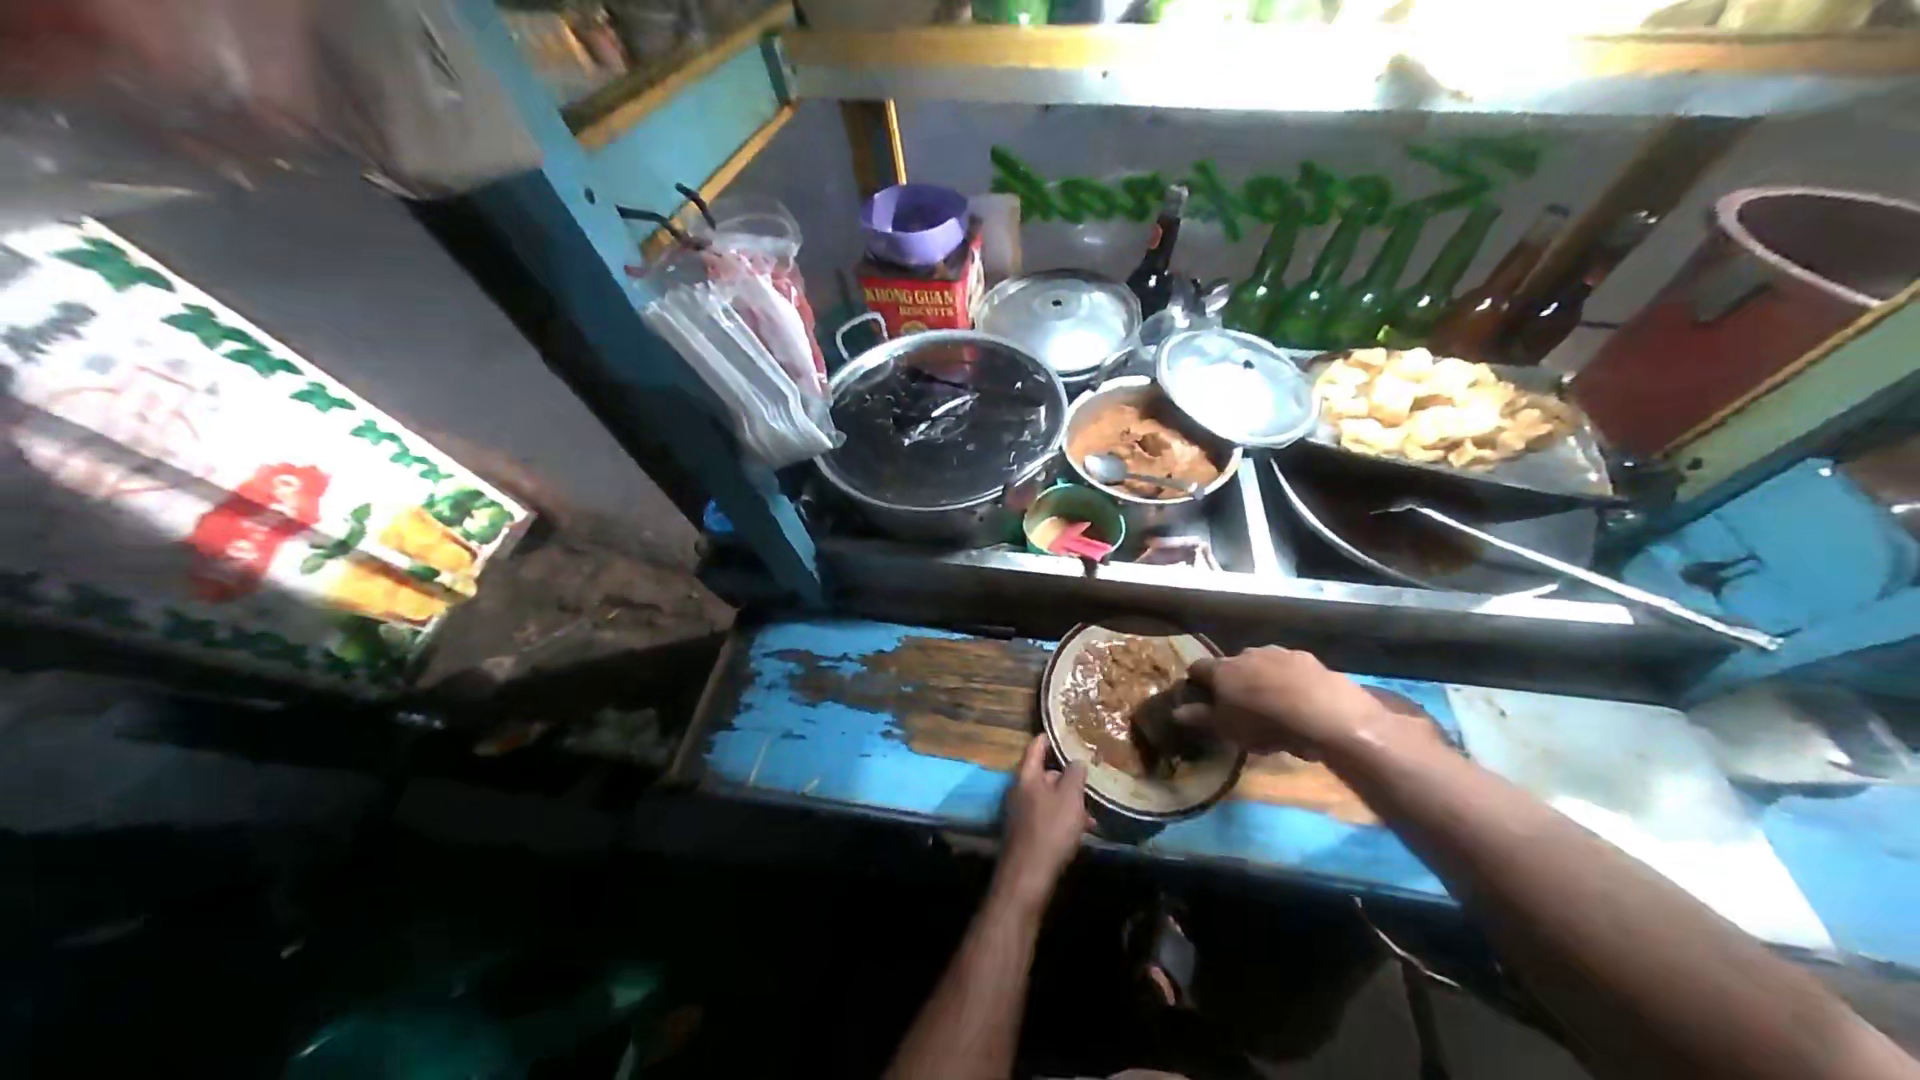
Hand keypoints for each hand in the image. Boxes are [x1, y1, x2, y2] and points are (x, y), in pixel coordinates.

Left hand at [995, 735, 1089, 907]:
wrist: (1028, 875)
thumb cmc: (1050, 829)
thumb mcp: (1070, 797)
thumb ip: (1074, 774)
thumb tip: (1076, 761)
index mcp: (1026, 776)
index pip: (1035, 746)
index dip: (1049, 737)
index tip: (1064, 731)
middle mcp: (1019, 790)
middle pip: (1043, 772)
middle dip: (1066, 775)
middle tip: (1088, 776)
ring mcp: (1020, 812)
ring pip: (1048, 796)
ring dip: (1068, 800)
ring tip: (1091, 809)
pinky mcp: (1026, 832)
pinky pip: (1047, 815)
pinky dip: (1063, 817)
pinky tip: (1082, 829)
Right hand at [1174, 645, 1419, 759]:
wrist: (1325, 715)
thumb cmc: (1265, 724)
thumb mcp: (1228, 729)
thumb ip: (1201, 717)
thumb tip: (1175, 712)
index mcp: (1222, 669)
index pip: (1198, 667)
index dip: (1197, 681)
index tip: (1201, 696)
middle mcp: (1246, 653)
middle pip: (1232, 664)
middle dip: (1233, 679)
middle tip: (1241, 703)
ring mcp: (1278, 653)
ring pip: (1262, 663)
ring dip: (1262, 677)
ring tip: (1273, 702)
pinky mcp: (1307, 658)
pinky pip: (1290, 668)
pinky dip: (1289, 679)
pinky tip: (1300, 699)